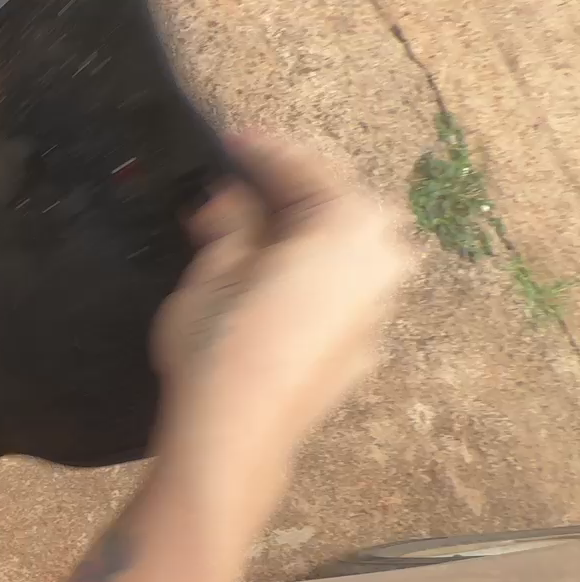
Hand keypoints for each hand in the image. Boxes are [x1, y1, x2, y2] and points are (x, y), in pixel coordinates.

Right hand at [151, 134, 409, 464]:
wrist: (235, 430)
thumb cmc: (220, 344)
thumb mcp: (210, 274)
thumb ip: (225, 226)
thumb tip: (223, 199)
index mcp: (351, 223)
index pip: (305, 168)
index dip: (261, 152)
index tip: (231, 140)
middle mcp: (383, 256)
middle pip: (331, 211)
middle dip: (283, 201)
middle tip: (232, 200)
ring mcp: (378, 306)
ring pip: (334, 259)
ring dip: (293, 246)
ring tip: (243, 251)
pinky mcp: (360, 347)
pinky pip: (330, 299)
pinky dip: (299, 289)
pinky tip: (260, 302)